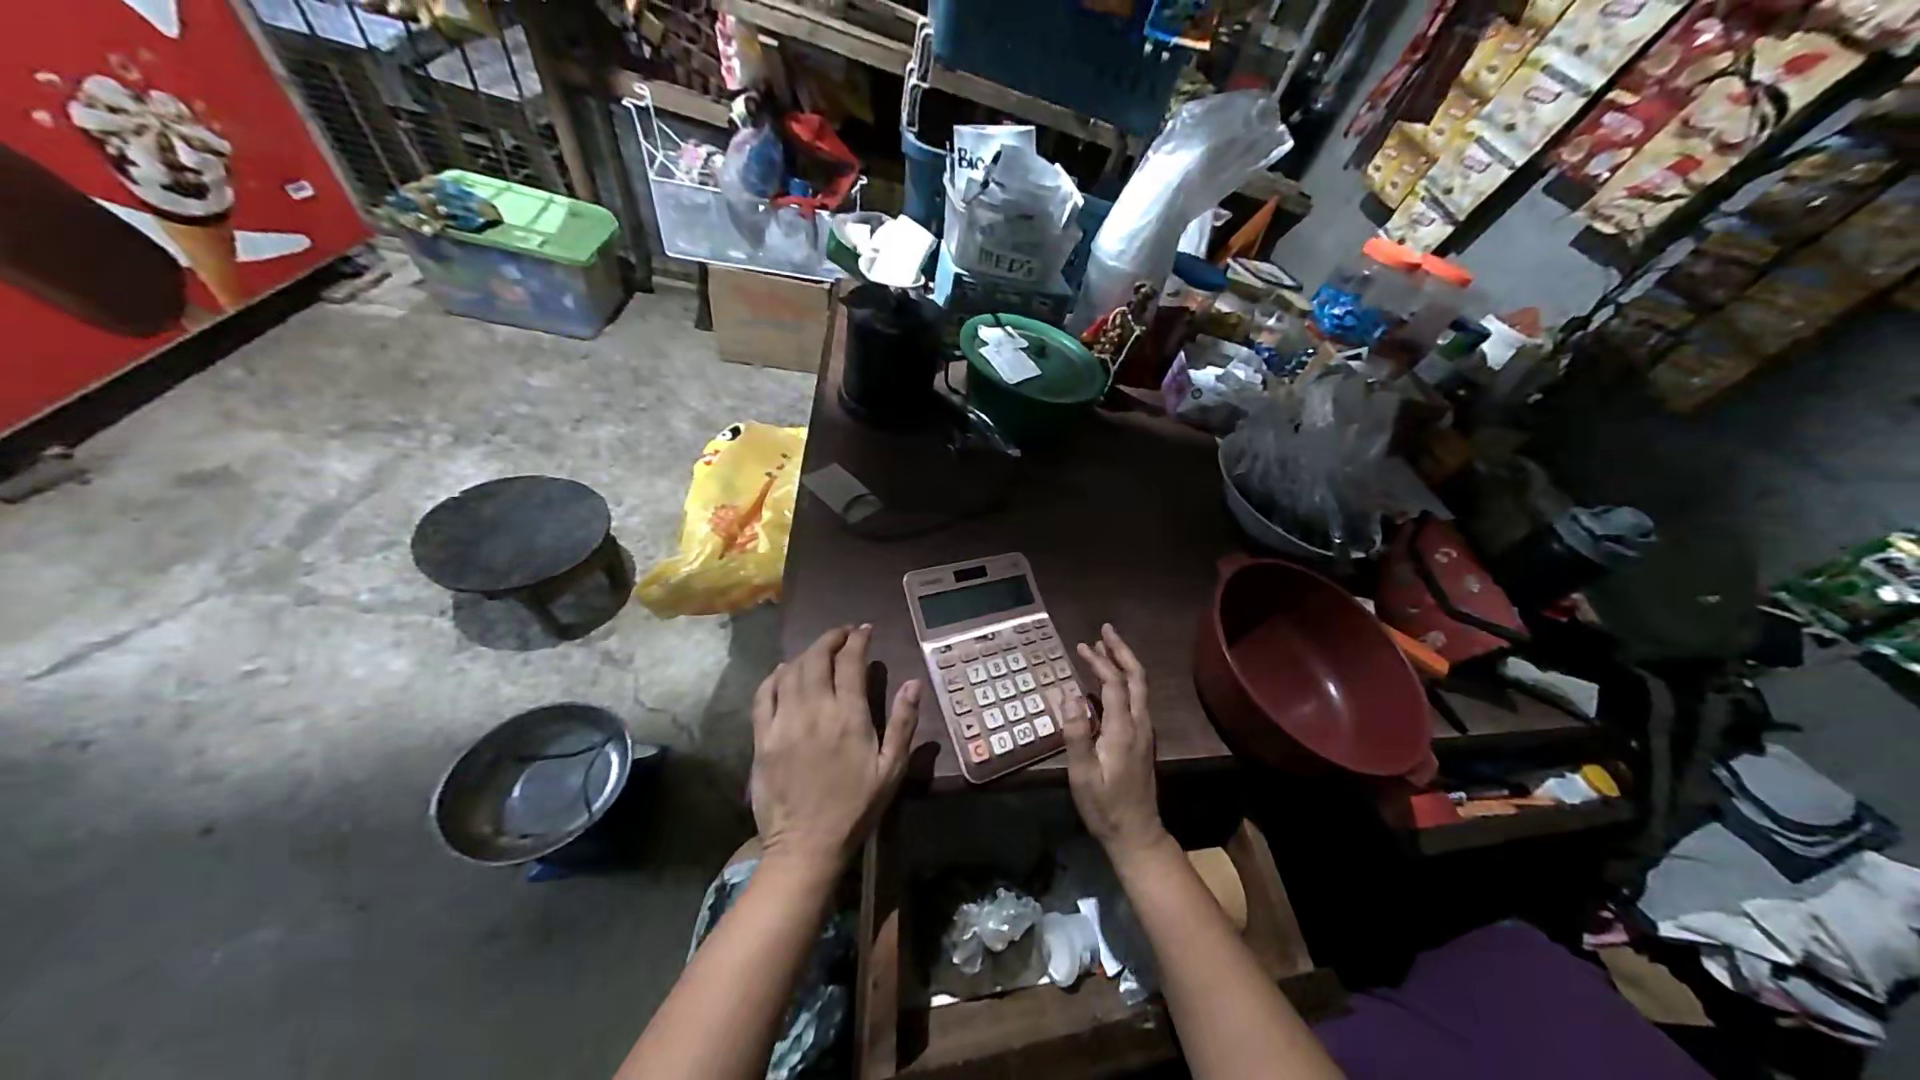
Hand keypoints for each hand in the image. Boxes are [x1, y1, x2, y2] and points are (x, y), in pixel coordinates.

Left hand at [749, 625, 920, 871]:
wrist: (806, 844)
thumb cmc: (856, 808)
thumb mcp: (891, 769)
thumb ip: (903, 723)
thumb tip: (913, 683)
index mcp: (848, 717)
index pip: (851, 663)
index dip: (858, 640)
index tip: (865, 631)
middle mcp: (814, 710)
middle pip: (817, 658)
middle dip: (831, 638)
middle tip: (842, 634)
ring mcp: (783, 722)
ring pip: (790, 671)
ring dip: (805, 653)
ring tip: (818, 651)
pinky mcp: (761, 737)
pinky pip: (764, 694)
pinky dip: (774, 676)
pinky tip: (783, 671)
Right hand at [1063, 624, 1169, 861]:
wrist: (1137, 834)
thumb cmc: (1104, 806)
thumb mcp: (1082, 773)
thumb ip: (1075, 733)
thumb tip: (1068, 694)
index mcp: (1123, 729)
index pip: (1114, 683)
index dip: (1099, 662)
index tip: (1082, 645)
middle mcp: (1139, 724)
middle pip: (1136, 678)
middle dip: (1121, 651)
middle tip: (1104, 631)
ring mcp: (1144, 732)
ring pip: (1139, 687)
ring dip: (1123, 664)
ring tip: (1103, 649)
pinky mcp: (1142, 740)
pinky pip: (1135, 700)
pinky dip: (1123, 682)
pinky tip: (1106, 684)